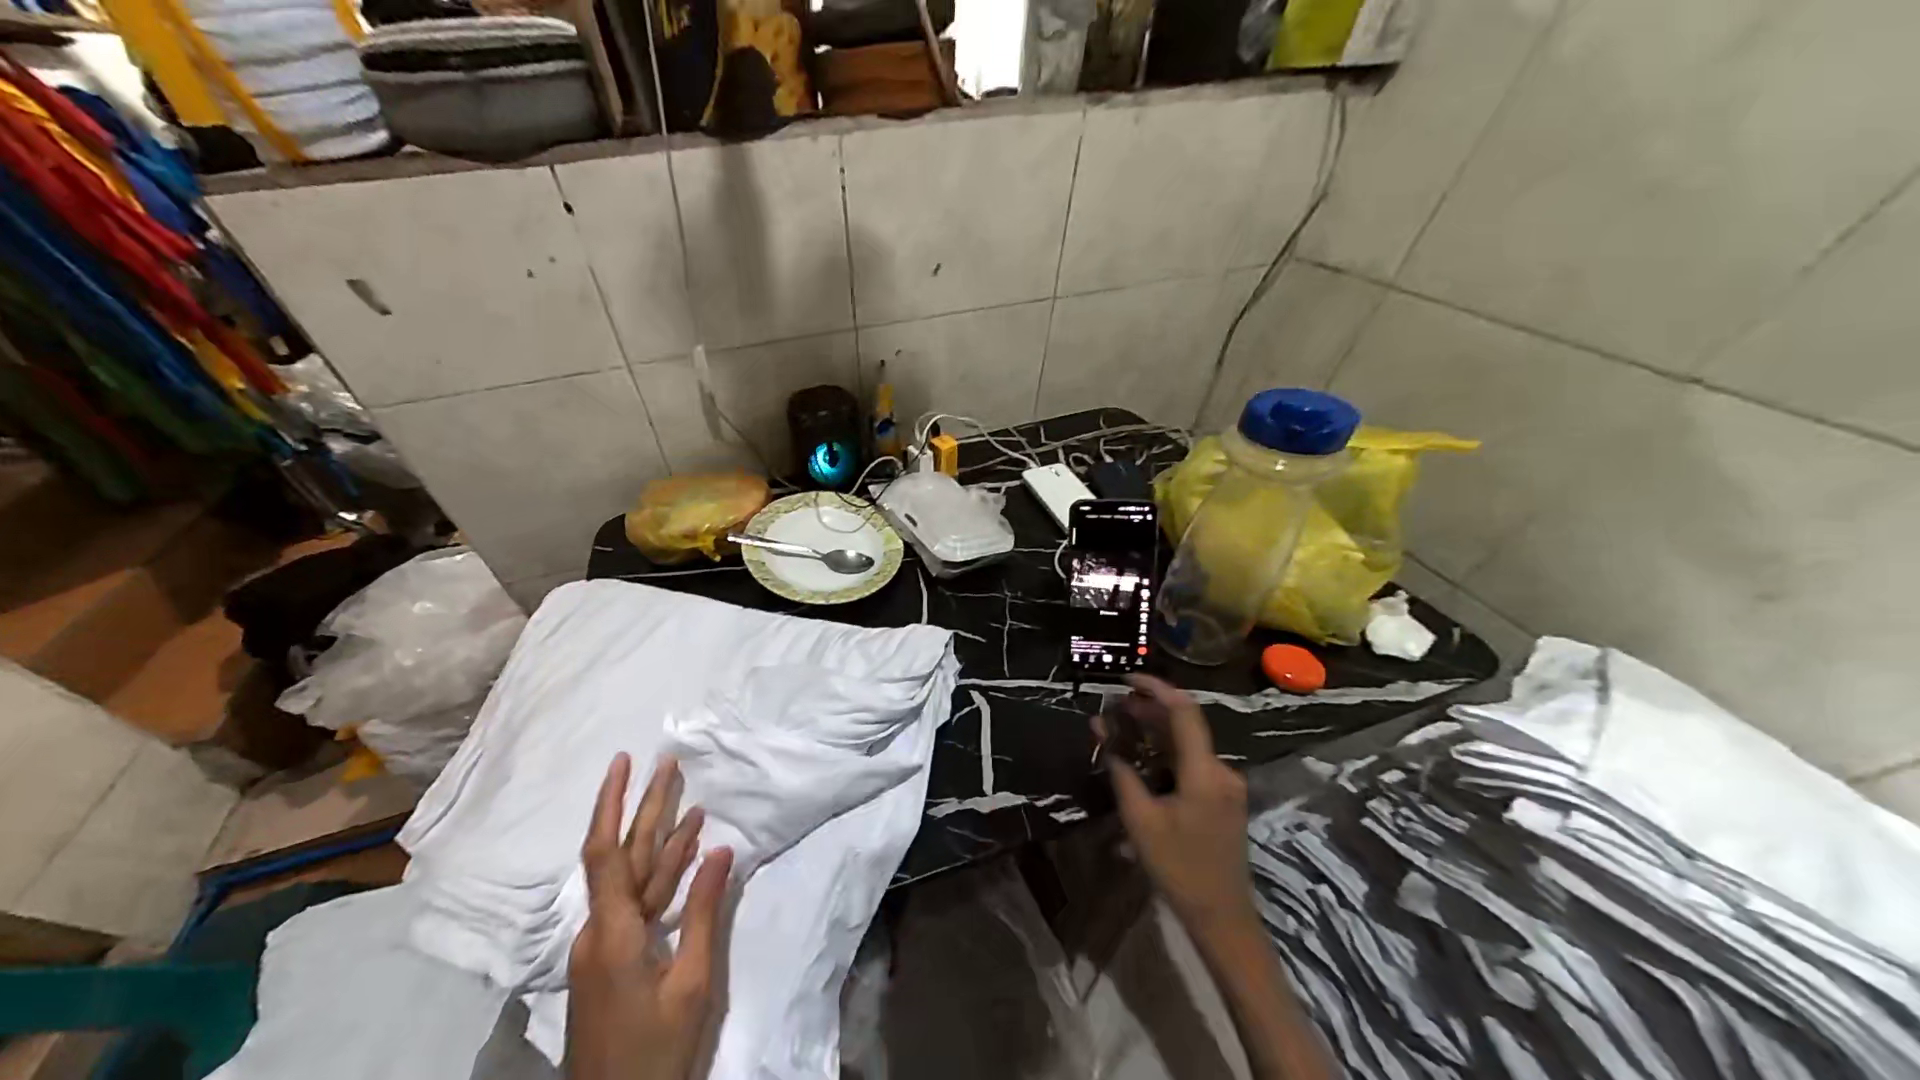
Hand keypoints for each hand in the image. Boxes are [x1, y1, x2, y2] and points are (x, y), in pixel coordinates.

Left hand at [567, 754, 733, 1079]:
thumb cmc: (656, 1051)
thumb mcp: (692, 984)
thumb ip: (704, 914)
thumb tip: (720, 850)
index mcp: (612, 934)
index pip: (606, 853)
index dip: (613, 803)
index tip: (624, 763)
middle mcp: (600, 932)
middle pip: (623, 857)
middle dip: (645, 807)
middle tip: (668, 763)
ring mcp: (604, 948)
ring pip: (634, 880)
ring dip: (660, 840)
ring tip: (688, 799)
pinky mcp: (614, 961)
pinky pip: (639, 904)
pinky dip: (663, 876)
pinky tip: (686, 854)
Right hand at [1094, 675, 1256, 939]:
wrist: (1221, 916)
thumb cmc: (1178, 868)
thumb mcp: (1140, 821)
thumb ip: (1123, 773)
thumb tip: (1104, 737)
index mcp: (1205, 771)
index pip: (1184, 711)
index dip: (1156, 688)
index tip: (1126, 679)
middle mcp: (1221, 770)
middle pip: (1185, 725)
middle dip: (1148, 710)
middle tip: (1112, 707)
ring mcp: (1226, 784)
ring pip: (1188, 744)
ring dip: (1155, 732)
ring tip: (1120, 727)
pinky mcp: (1223, 798)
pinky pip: (1193, 762)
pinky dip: (1167, 753)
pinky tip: (1142, 757)